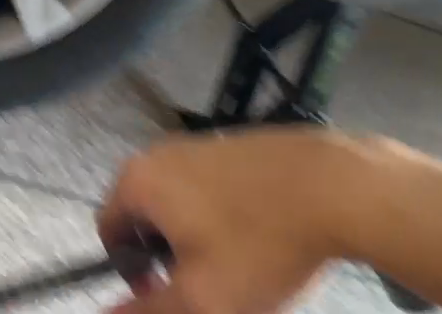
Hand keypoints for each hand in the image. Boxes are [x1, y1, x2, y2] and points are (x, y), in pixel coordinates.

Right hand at [96, 128, 376, 313]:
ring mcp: (195, 144)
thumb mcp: (203, 297)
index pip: (109, 232)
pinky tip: (260, 238)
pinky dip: (221, 218)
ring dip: (196, 241)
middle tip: (210, 287)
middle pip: (145, 218)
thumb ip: (150, 311)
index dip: (133, 276)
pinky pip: (207, 189)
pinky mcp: (229, 145)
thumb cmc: (258, 245)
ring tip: (240, 266)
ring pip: (178, 206)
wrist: (332, 187)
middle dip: (169, 259)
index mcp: (139, 182)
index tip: (173, 296)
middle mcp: (157, 154)